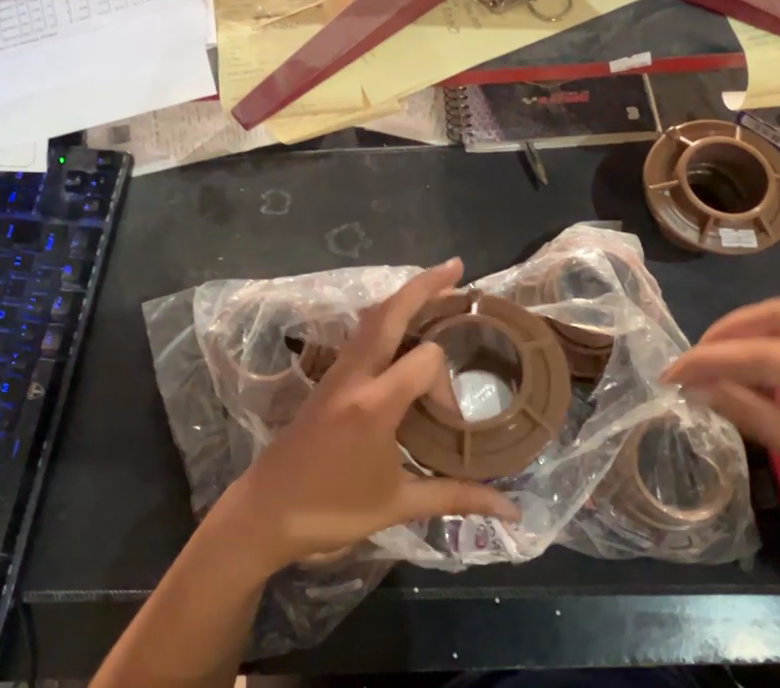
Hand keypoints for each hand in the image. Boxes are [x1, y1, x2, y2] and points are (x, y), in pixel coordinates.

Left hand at [208, 258, 519, 574]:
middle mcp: (354, 375)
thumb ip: (457, 497)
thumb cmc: (332, 511)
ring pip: (371, 319)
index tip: (449, 425)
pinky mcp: (325, 379)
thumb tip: (513, 510)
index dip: (447, 388)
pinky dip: (385, 320)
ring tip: (435, 290)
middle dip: (424, 286)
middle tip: (457, 269)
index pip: (426, 362)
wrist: (266, 511)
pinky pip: (359, 335)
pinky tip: (400, 327)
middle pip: (390, 313)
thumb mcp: (399, 504)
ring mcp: (335, 373)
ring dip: (403, 299)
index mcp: (374, 403)